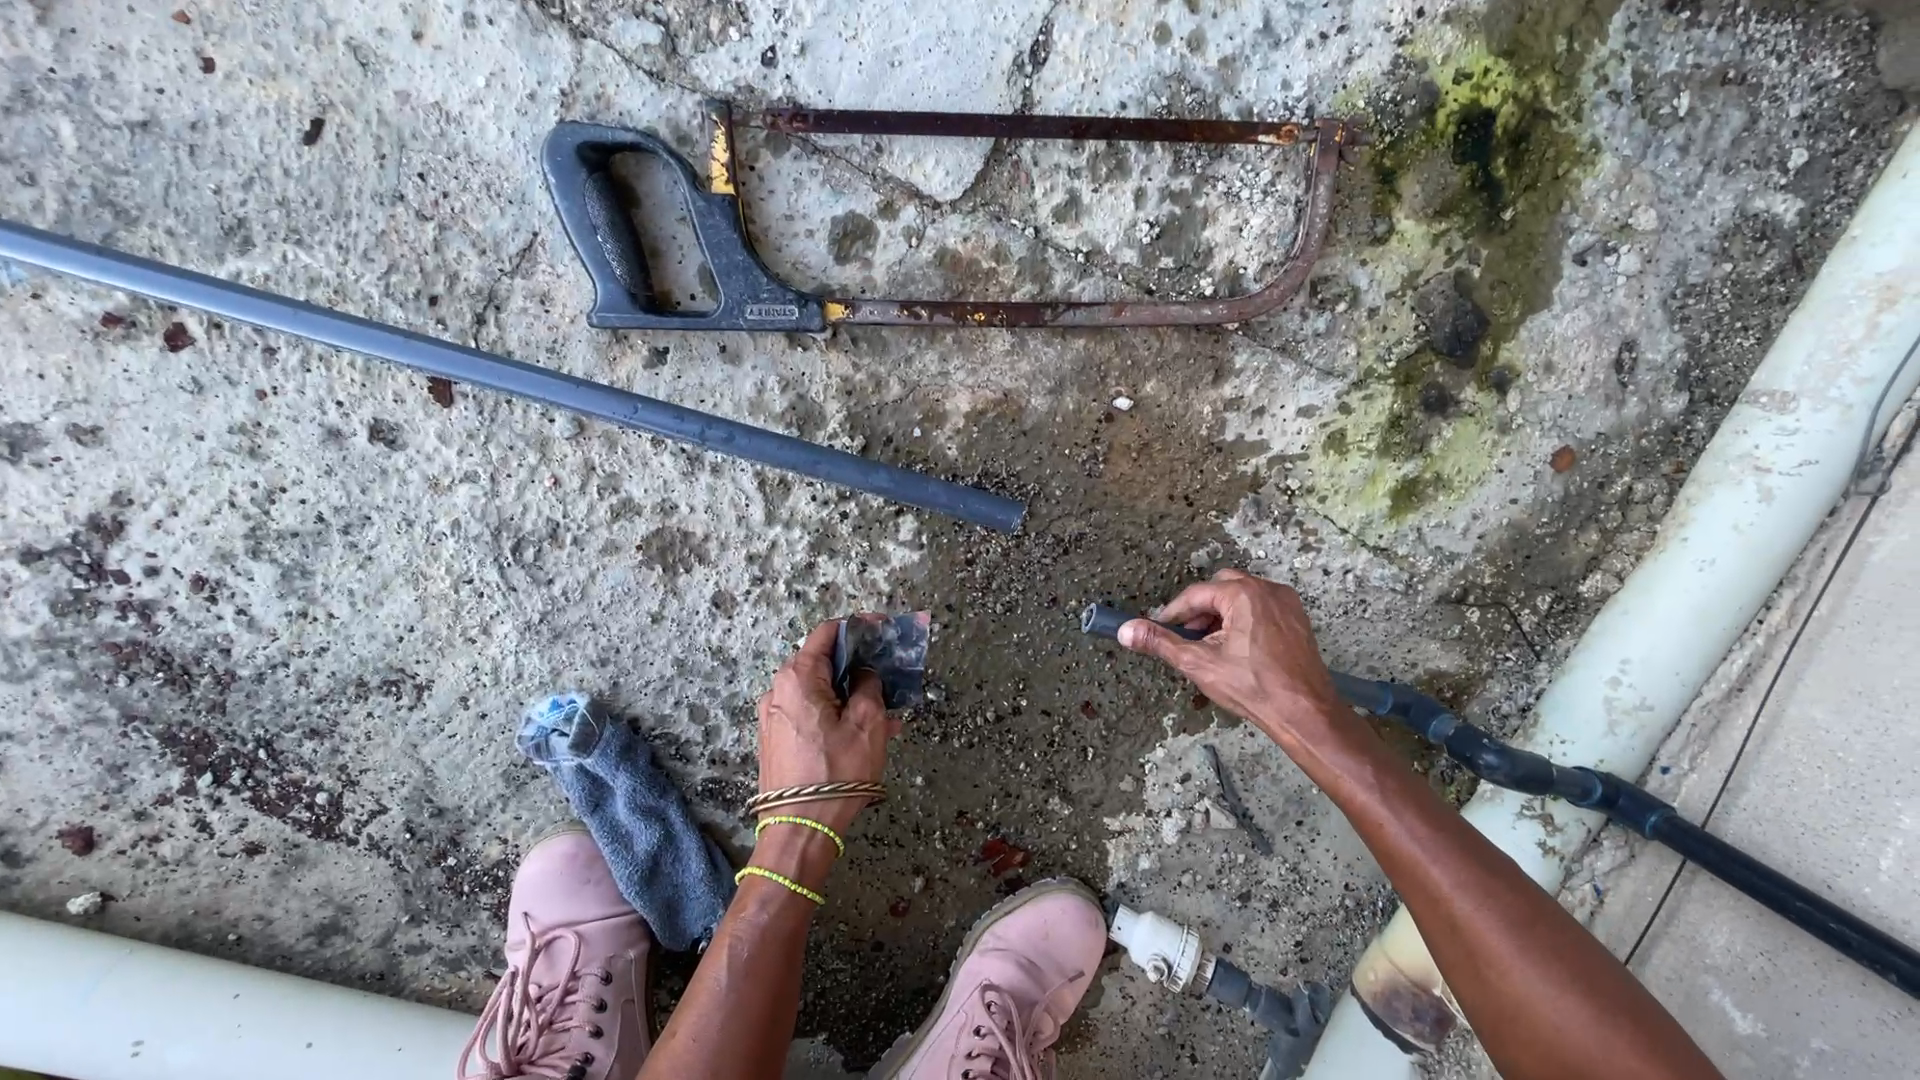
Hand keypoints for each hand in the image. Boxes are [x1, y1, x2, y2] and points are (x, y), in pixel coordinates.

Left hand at [755, 620, 898, 837]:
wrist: (799, 828)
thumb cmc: (836, 772)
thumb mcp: (867, 723)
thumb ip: (869, 685)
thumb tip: (864, 674)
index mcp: (798, 677)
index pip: (828, 632)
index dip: (859, 627)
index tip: (884, 630)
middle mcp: (778, 689)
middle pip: (822, 662)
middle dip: (858, 666)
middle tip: (889, 675)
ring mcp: (773, 716)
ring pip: (818, 691)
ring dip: (850, 694)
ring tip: (885, 714)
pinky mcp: (775, 738)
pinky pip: (809, 713)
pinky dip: (835, 714)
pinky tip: (862, 733)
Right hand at [1117, 569, 1346, 747]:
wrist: (1303, 711)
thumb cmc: (1254, 687)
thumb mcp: (1198, 663)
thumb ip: (1160, 642)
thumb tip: (1127, 630)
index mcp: (1243, 594)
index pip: (1196, 594)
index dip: (1173, 613)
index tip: (1160, 628)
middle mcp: (1267, 590)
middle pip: (1220, 587)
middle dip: (1200, 609)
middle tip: (1187, 635)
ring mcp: (1286, 603)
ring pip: (1242, 596)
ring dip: (1221, 613)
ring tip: (1210, 644)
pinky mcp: (1297, 619)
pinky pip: (1262, 607)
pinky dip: (1243, 618)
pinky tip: (1237, 648)